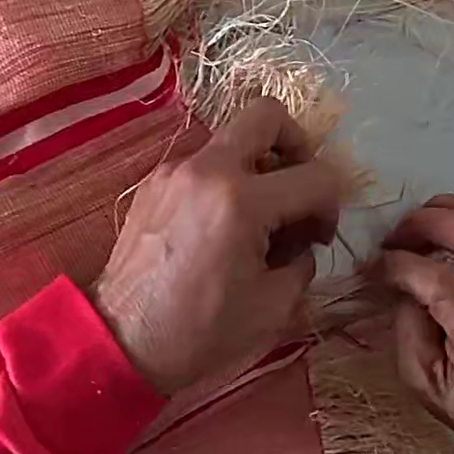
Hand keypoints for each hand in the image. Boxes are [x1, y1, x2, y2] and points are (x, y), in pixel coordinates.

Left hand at [92, 98, 346, 395]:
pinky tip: (219, 224)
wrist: (122, 338)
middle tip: (295, 190)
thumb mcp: (273, 306)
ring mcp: (174, 170)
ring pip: (230, 139)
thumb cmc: (200, 330)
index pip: (316, 175)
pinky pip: (201, 163)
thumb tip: (301, 238)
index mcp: (240, 200)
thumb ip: (301, 259)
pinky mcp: (154, 181)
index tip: (318, 236)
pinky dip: (223, 180)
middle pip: (266, 115)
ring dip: (256, 164)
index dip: (332, 205)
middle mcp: (205, 169)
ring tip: (255, 217)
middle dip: (297, 145)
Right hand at [368, 194, 453, 453]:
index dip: (401, 264)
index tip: (374, 265)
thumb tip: (393, 268)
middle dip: (425, 222)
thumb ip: (407, 318)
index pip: (445, 283)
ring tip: (417, 228)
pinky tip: (440, 230)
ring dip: (448, 209)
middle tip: (394, 237)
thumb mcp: (418, 374)